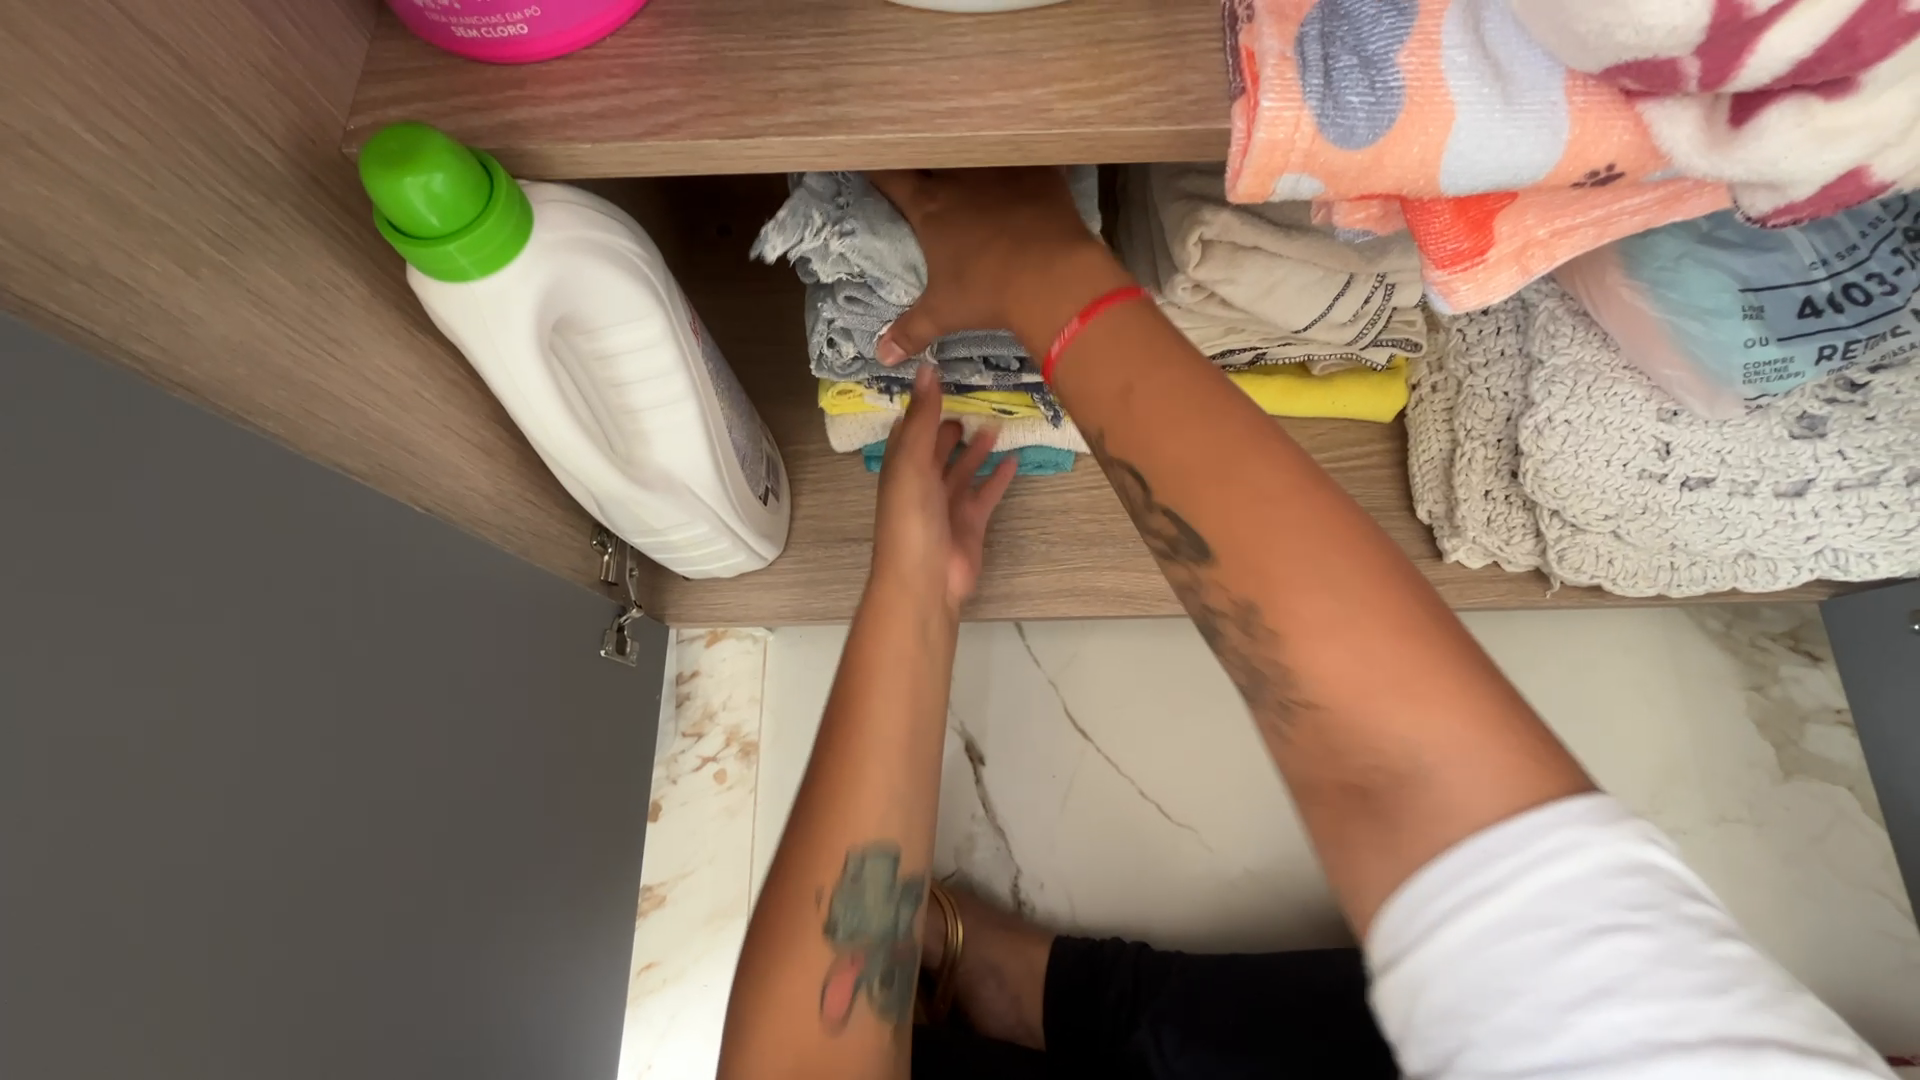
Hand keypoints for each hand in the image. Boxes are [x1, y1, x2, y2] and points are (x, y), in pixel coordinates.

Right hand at [868, 168, 1133, 362]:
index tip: (869, 163)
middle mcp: (959, 178)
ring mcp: (999, 169)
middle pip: (930, 153)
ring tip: (965, 147)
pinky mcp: (1037, 170)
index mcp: (929, 207)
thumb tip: (882, 356)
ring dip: (967, 148)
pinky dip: (1016, 156)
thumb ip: (911, 330)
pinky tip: (1018, 160)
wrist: (1051, 277)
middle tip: (917, 154)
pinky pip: (1021, 151)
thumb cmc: (988, 293)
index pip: (890, 176)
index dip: (876, 169)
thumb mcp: (944, 313)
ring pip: (974, 145)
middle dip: (920, 153)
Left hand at [870, 363, 1018, 613]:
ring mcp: (947, 504)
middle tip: (974, 400)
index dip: (922, 407)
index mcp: (901, 467)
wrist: (926, 578)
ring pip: (963, 469)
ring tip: (996, 424)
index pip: (910, 430)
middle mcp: (922, 483)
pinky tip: (1014, 459)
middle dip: (950, 428)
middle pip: (937, 449)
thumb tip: (927, 368)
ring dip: (977, 448)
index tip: (940, 379)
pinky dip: (998, 477)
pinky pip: (986, 493)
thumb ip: (923, 417)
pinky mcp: (971, 522)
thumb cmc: (911, 518)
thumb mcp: (912, 461)